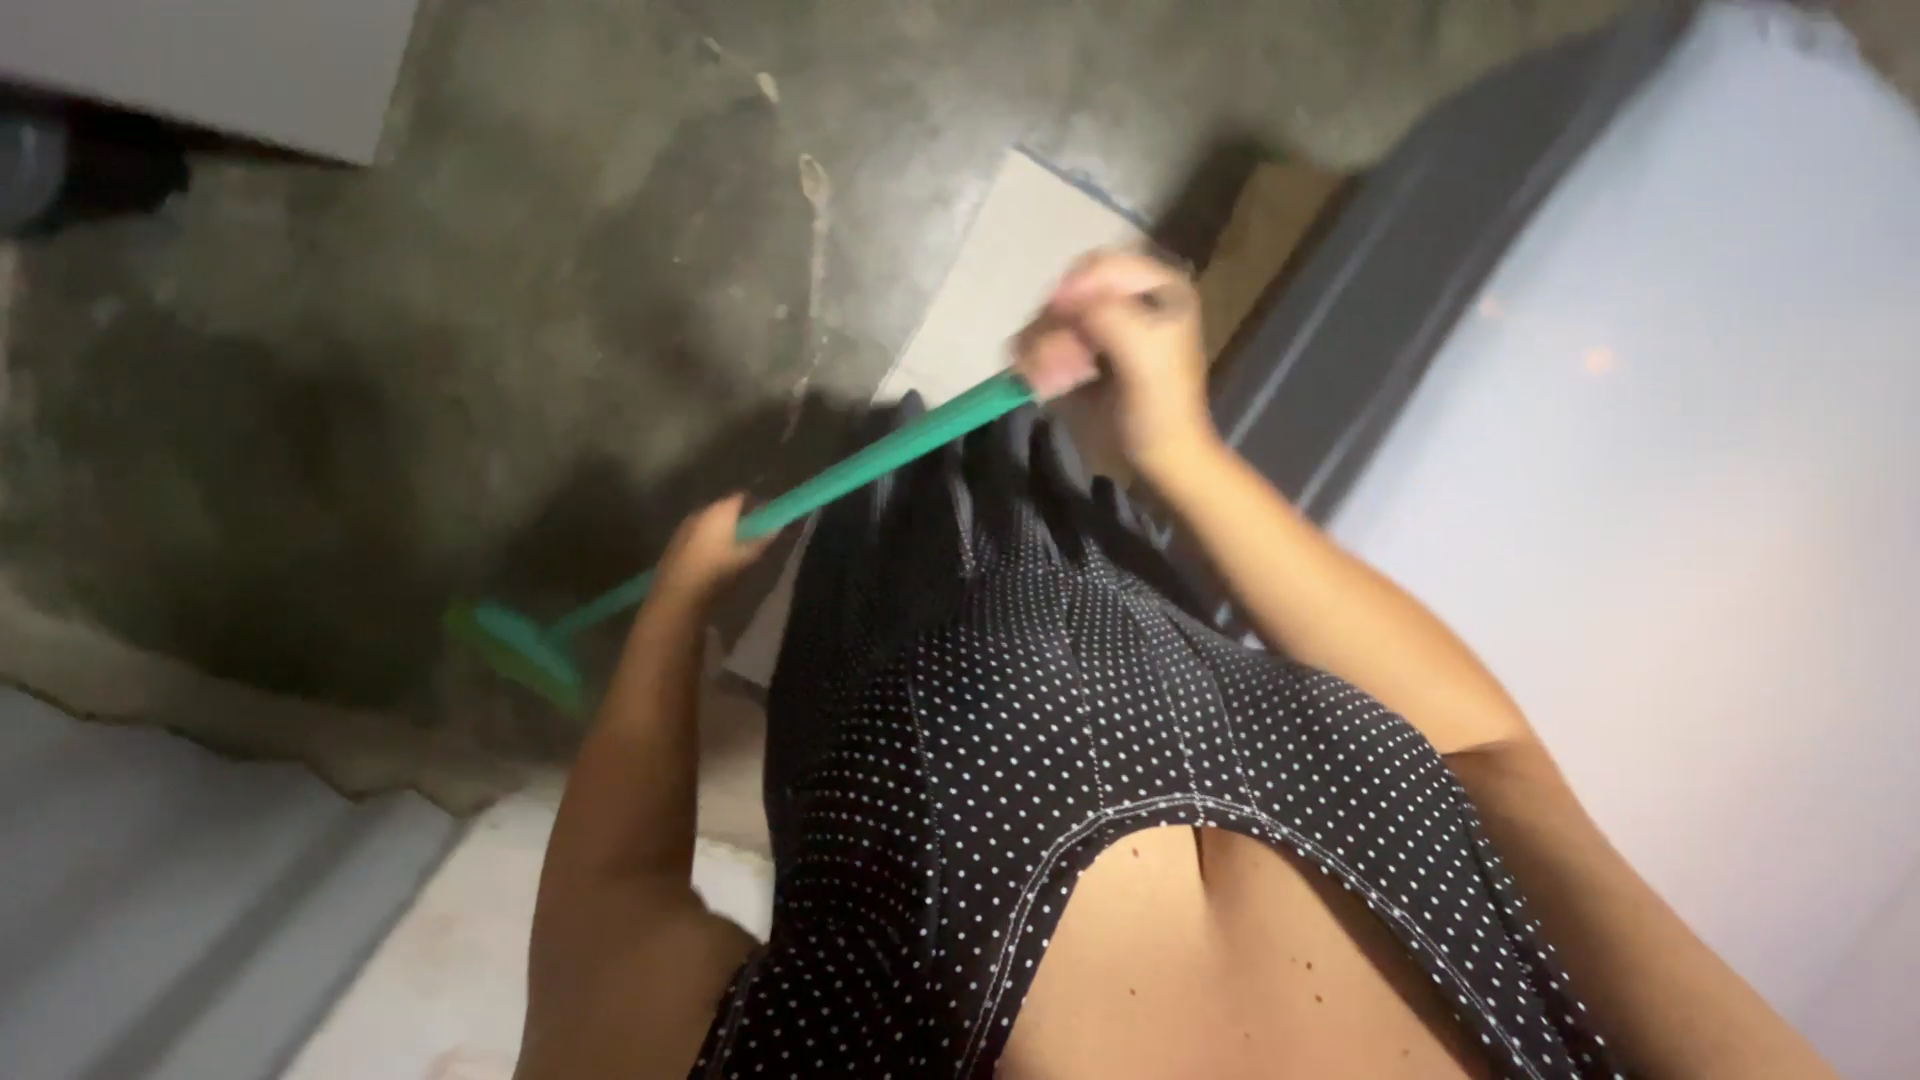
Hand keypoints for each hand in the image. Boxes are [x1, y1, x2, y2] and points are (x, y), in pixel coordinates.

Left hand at [653, 495, 776, 606]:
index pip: (741, 496)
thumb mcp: (747, 557)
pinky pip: (697, 530)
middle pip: (724, 506)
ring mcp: (686, 524)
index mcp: (721, 511)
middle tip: (750, 533)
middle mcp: (702, 511)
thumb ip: (764, 539)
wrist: (678, 593)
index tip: (763, 516)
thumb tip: (777, 527)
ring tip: (731, 546)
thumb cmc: (718, 571)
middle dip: (738, 516)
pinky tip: (712, 555)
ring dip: (721, 527)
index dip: (754, 504)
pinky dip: (707, 536)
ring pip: (709, 519)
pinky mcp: (675, 539)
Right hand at [1013, 250, 1221, 483]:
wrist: (1156, 464)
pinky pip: (1038, 345)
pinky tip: (1040, 385)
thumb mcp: (1146, 354)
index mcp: (1154, 289)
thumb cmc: (1161, 410)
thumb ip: (1108, 314)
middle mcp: (1123, 301)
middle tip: (1059, 368)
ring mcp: (1095, 330)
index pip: (1099, 267)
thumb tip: (1061, 298)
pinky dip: (1032, 362)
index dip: (1075, 290)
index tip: (1061, 321)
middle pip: (1066, 293)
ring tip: (1046, 383)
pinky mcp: (1072, 358)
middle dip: (1055, 329)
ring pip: (1046, 321)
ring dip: (1039, 350)